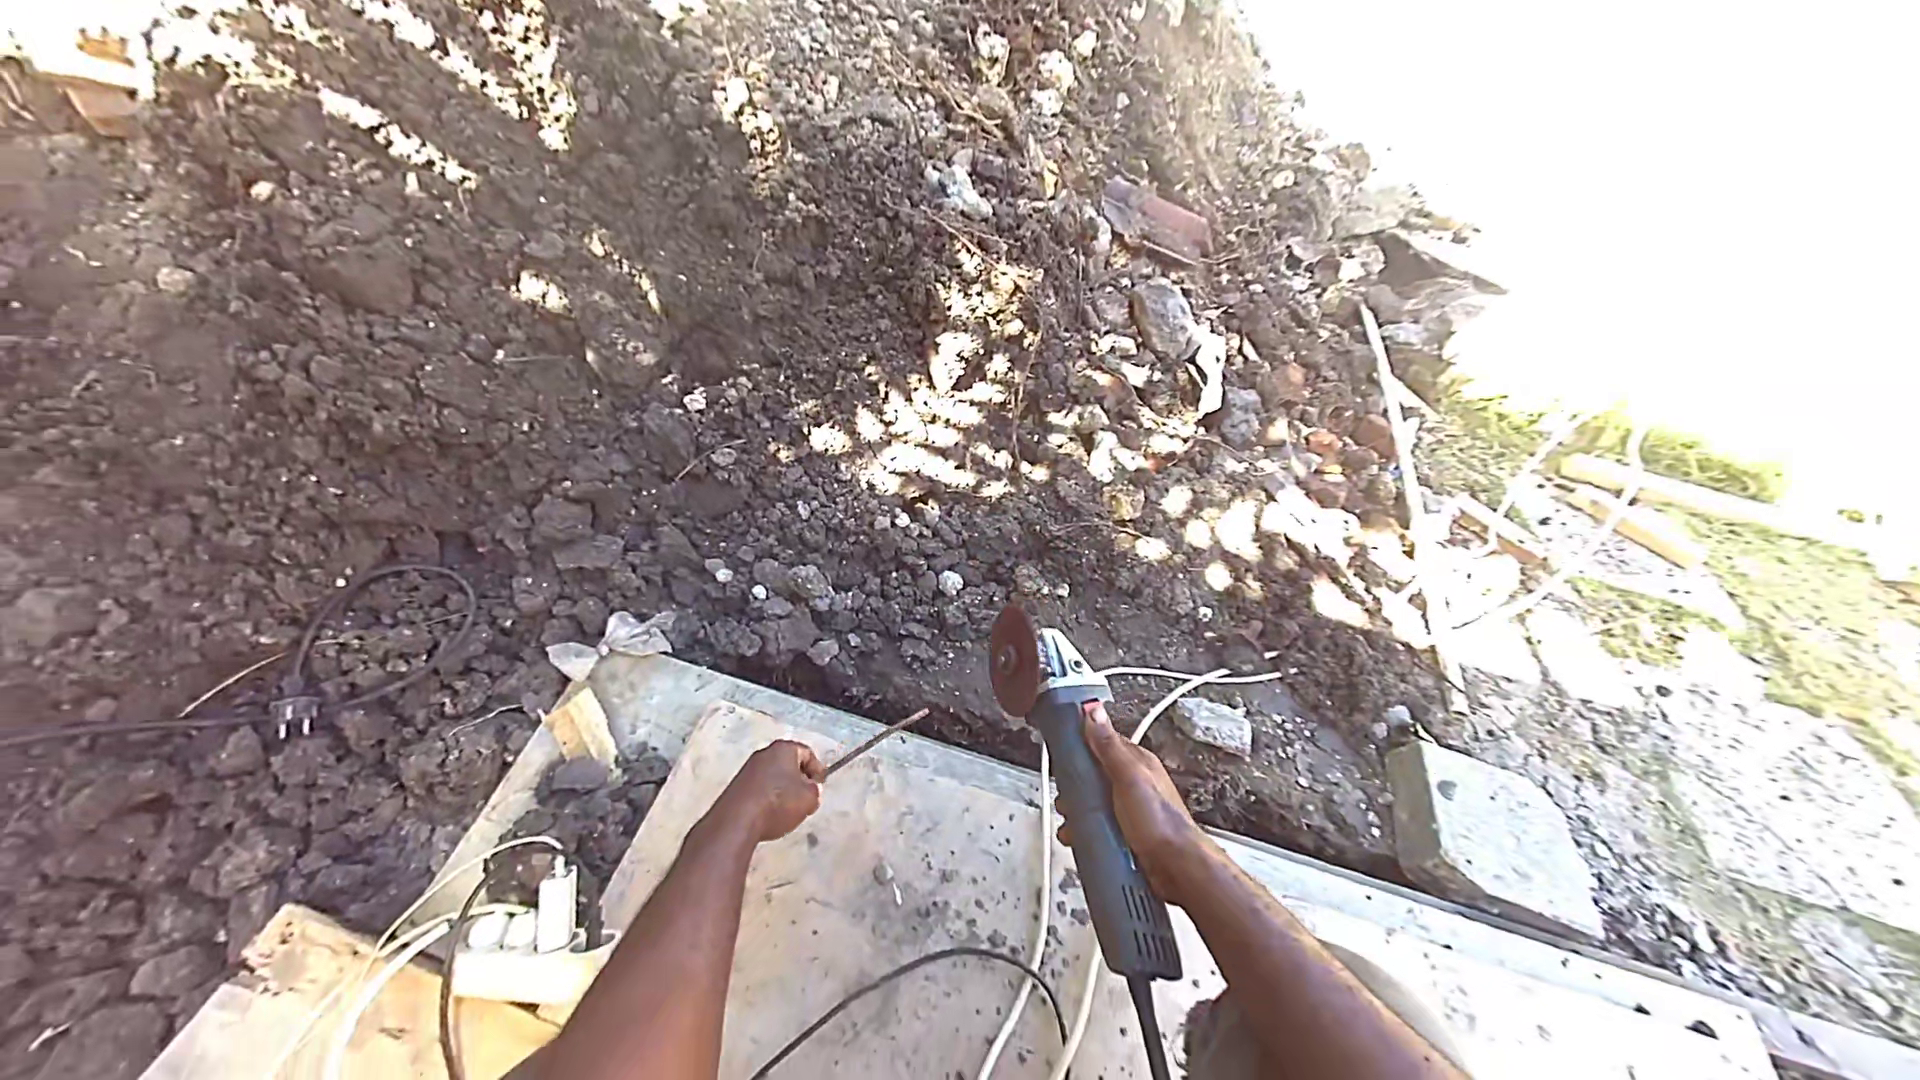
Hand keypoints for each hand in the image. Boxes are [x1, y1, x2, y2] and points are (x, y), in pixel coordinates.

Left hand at [708, 740, 825, 843]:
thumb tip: (809, 790)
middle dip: (798, 781)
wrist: (737, 821)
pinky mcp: (735, 787)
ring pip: (773, 777)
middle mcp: (764, 754)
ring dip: (782, 791)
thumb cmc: (779, 803)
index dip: (817, 770)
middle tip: (806, 797)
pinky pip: (759, 790)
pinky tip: (769, 816)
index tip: (820, 786)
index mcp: (783, 748)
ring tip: (788, 811)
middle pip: (788, 764)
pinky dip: (767, 799)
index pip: (807, 753)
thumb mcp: (810, 798)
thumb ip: (815, 790)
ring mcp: (747, 770)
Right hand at [1059, 701, 1210, 904]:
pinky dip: (1086, 829)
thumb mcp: (1128, 777)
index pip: (1103, 741)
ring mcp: (1130, 809)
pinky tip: (1080, 838)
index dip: (1080, 743)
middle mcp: (1134, 783)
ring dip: (1078, 810)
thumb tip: (1093, 711)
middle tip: (1066, 796)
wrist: (1179, 870)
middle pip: (1095, 774)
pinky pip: (1099, 824)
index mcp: (1137, 762)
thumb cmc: (1161, 822)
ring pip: (1095, 801)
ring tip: (1070, 822)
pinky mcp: (1126, 832)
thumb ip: (1108, 746)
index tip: (1061, 751)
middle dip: (1075, 785)